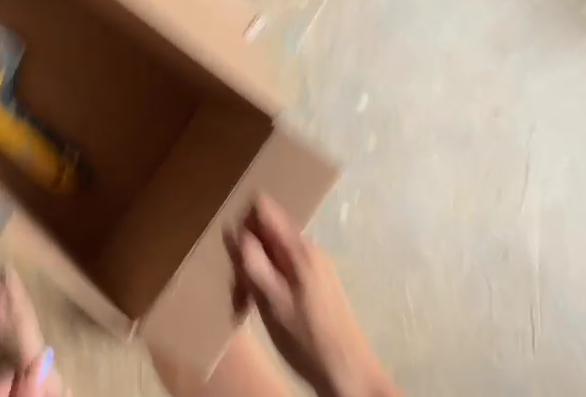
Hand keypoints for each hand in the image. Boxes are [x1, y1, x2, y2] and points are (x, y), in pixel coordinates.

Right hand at [225, 196, 397, 396]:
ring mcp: (315, 266)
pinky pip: (283, 268)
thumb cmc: (307, 340)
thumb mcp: (269, 299)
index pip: (262, 207)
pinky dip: (268, 282)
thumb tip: (232, 226)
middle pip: (265, 231)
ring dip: (254, 272)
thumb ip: (250, 259)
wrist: (353, 379)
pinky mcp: (317, 283)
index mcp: (297, 248)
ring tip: (247, 306)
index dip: (242, 221)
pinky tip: (263, 308)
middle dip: (245, 253)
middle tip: (237, 291)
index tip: (232, 250)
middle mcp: (308, 248)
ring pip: (271, 252)